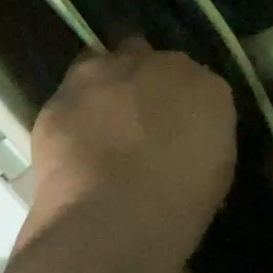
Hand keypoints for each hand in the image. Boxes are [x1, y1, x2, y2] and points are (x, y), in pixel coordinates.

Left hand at [21, 39, 236, 267]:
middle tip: (136, 121)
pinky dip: (70, 116)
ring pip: (99, 63)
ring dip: (101, 85)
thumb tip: (183, 140)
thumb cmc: (179, 205)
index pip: (195, 81)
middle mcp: (154, 65)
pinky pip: (66, 98)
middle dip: (140, 81)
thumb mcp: (213, 175)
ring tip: (98, 125)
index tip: (174, 129)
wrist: (114, 215)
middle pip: (145, 58)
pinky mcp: (59, 97)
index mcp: (205, 87)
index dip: (180, 104)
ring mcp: (101, 74)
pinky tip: (72, 147)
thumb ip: (199, 140)